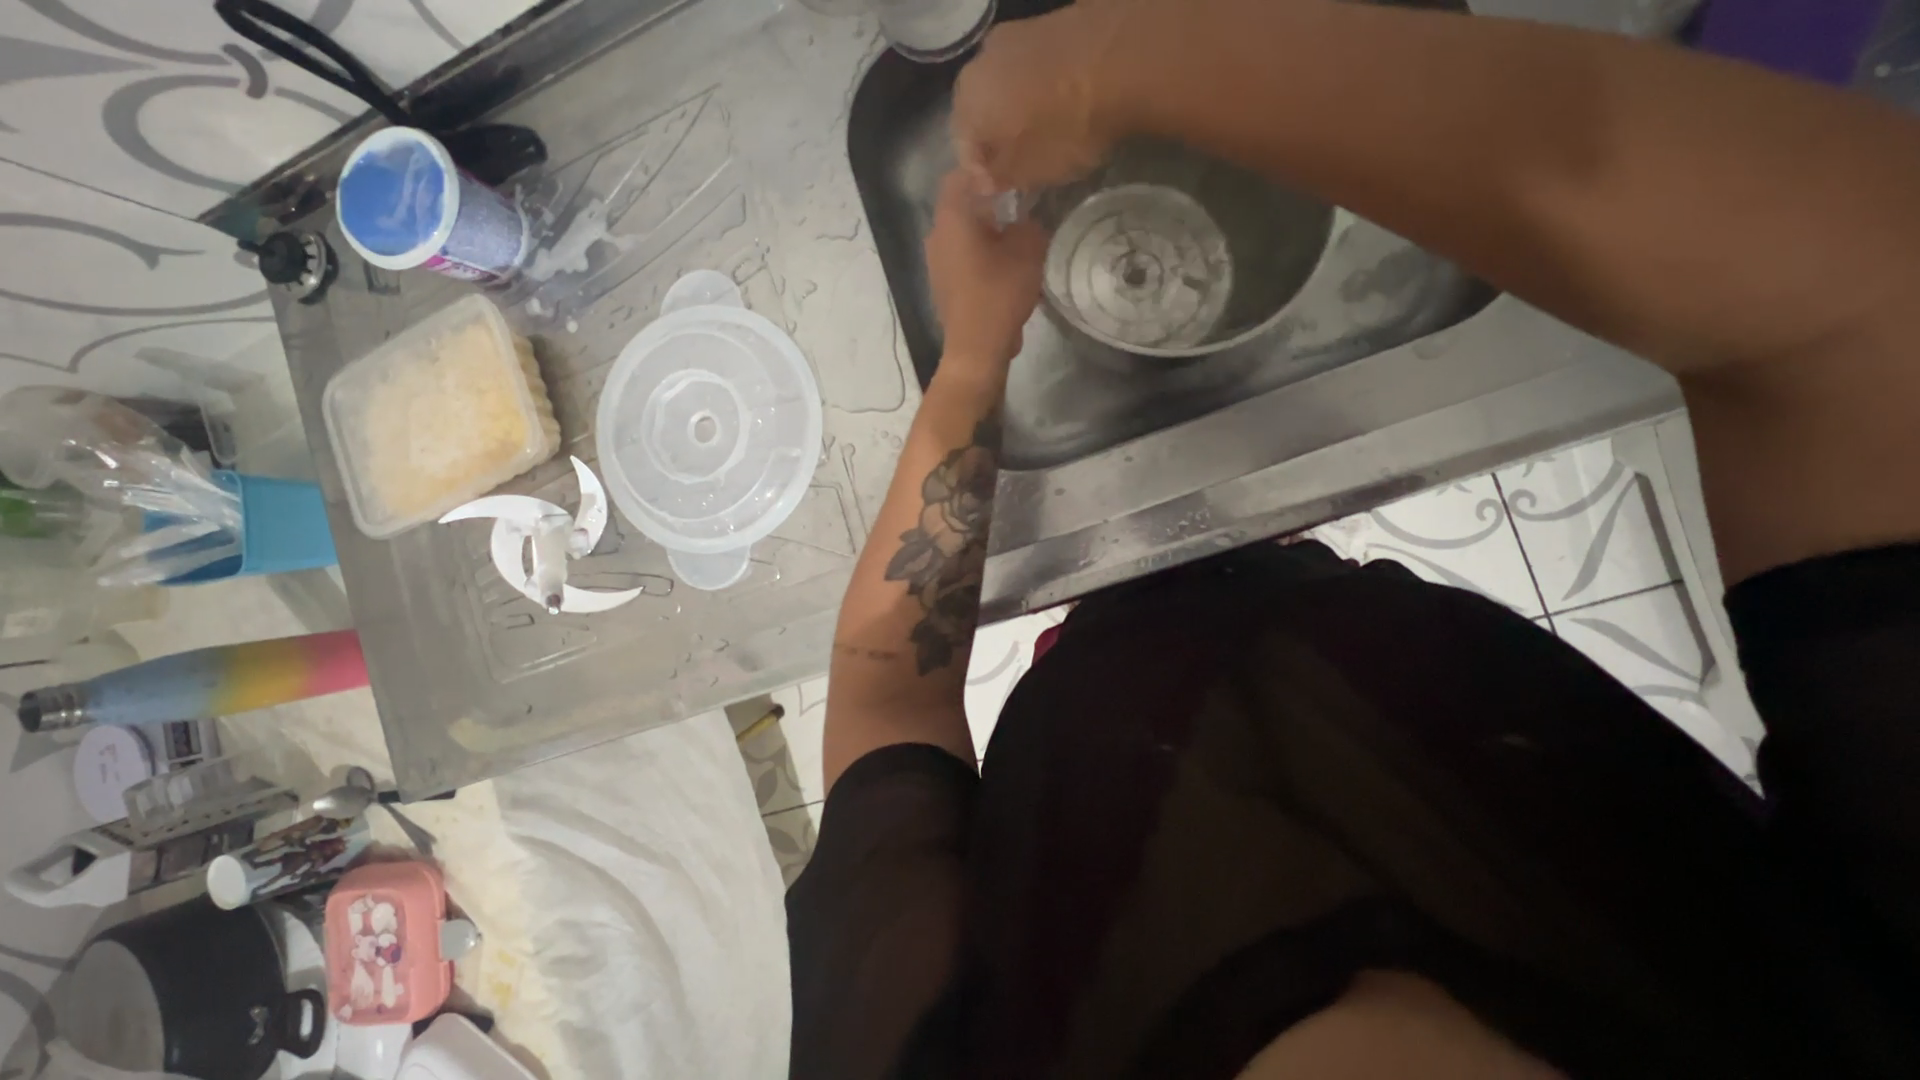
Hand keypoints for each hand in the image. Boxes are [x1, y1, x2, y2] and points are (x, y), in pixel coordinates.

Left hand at [926, 171, 1048, 373]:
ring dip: (986, 231)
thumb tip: (1026, 222)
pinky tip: (1004, 265)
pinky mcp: (943, 285)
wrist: (976, 347)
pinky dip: (980, 255)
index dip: (985, 168)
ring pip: (962, 233)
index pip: (961, 174)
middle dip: (989, 201)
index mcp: (952, 217)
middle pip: (961, 204)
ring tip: (1016, 235)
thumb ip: (1029, 225)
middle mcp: (937, 235)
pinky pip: (962, 258)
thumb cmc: (999, 293)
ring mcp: (936, 262)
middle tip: (1020, 201)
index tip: (1010, 172)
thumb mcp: (1028, 251)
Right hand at [950, 2, 1143, 193]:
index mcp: (966, 102)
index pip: (964, 149)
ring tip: (1047, 133)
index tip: (1003, 191)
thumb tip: (983, 182)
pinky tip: (1066, 104)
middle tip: (1024, 164)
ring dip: (1021, 111)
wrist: (1121, 59)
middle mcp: (981, 61)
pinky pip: (1038, 68)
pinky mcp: (1051, 22)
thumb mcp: (1030, 171)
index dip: (983, 175)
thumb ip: (999, 178)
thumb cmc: (1064, 127)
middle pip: (984, 112)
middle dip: (1000, 139)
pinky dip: (1045, 89)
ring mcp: (1016, 35)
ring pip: (1009, 87)